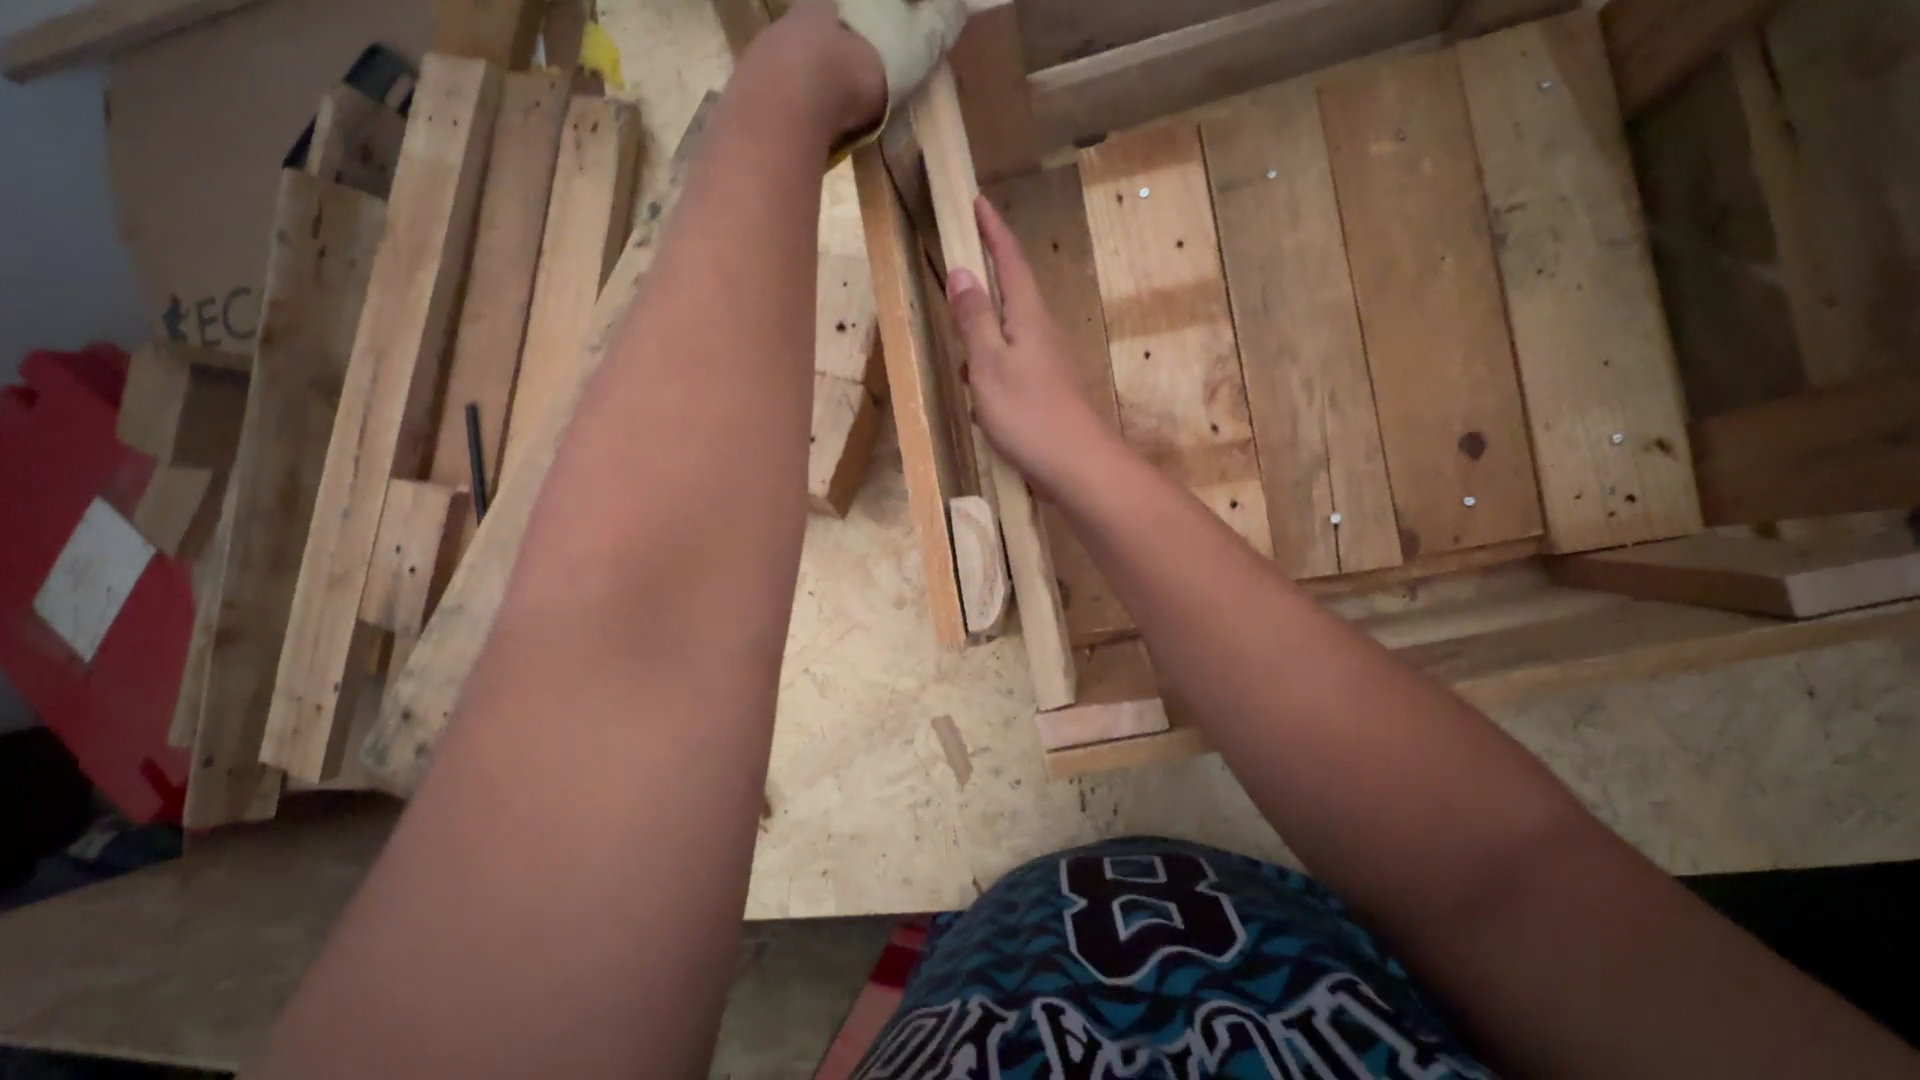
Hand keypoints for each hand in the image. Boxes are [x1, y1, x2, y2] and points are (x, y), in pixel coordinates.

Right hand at [946, 195, 1116, 491]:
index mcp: (1029, 317)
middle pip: (1013, 293)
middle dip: (987, 276)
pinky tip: (978, 393)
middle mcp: (1044, 333)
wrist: (1080, 467)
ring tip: (959, 339)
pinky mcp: (1049, 393)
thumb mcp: (990, 364)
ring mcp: (1049, 364)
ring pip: (1010, 334)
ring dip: (984, 330)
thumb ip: (975, 319)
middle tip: (961, 260)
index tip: (977, 201)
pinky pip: (1013, 365)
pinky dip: (991, 367)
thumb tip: (963, 271)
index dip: (993, 231)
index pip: (1010, 261)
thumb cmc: (1030, 413)